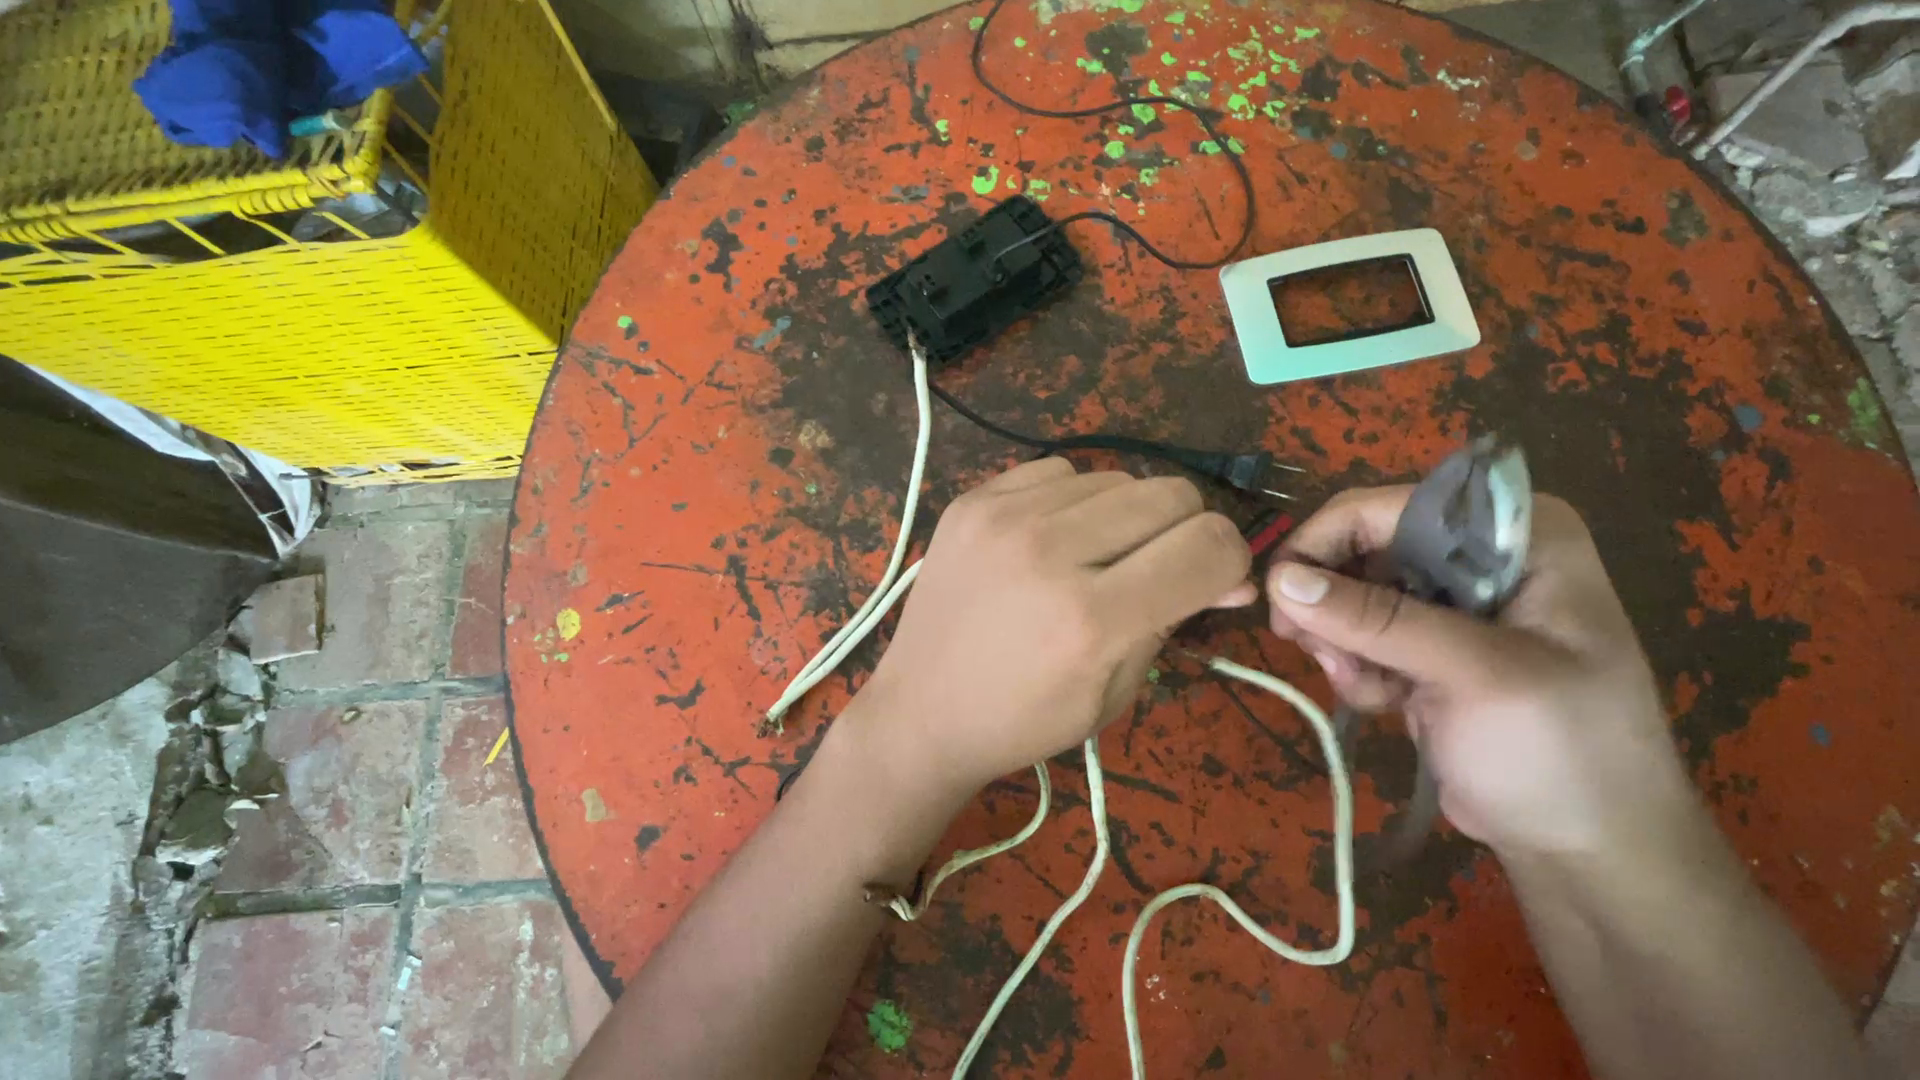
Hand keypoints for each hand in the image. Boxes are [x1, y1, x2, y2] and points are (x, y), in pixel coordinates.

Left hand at [852, 458, 1254, 796]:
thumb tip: (1231, 572)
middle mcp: (1049, 552)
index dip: (1229, 561)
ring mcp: (1003, 517)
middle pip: (1171, 494)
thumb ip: (1174, 619)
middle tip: (1158, 567)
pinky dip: (1072, 500)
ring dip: (1126, 515)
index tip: (1214, 580)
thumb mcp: (1114, 693)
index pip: (1208, 546)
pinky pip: (1059, 471)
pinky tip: (1049, 540)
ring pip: (1117, 476)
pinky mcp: (972, 501)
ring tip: (1095, 557)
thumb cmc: (1024, 720)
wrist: (921, 710)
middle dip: (1185, 530)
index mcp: (1092, 620)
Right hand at [1264, 486, 1697, 858]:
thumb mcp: (1474, 676)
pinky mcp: (1430, 644)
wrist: (1588, 848)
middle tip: (1317, 653)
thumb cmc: (1560, 753)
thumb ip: (1379, 620)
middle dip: (1333, 603)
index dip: (1327, 542)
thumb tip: (1279, 577)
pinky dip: (1356, 665)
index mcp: (1517, 534)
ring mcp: (1455, 601)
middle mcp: (1483, 554)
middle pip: (1361, 546)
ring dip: (1341, 641)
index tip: (1285, 596)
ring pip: (1350, 592)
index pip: (1389, 507)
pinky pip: (1360, 633)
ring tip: (1366, 688)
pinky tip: (1385, 702)